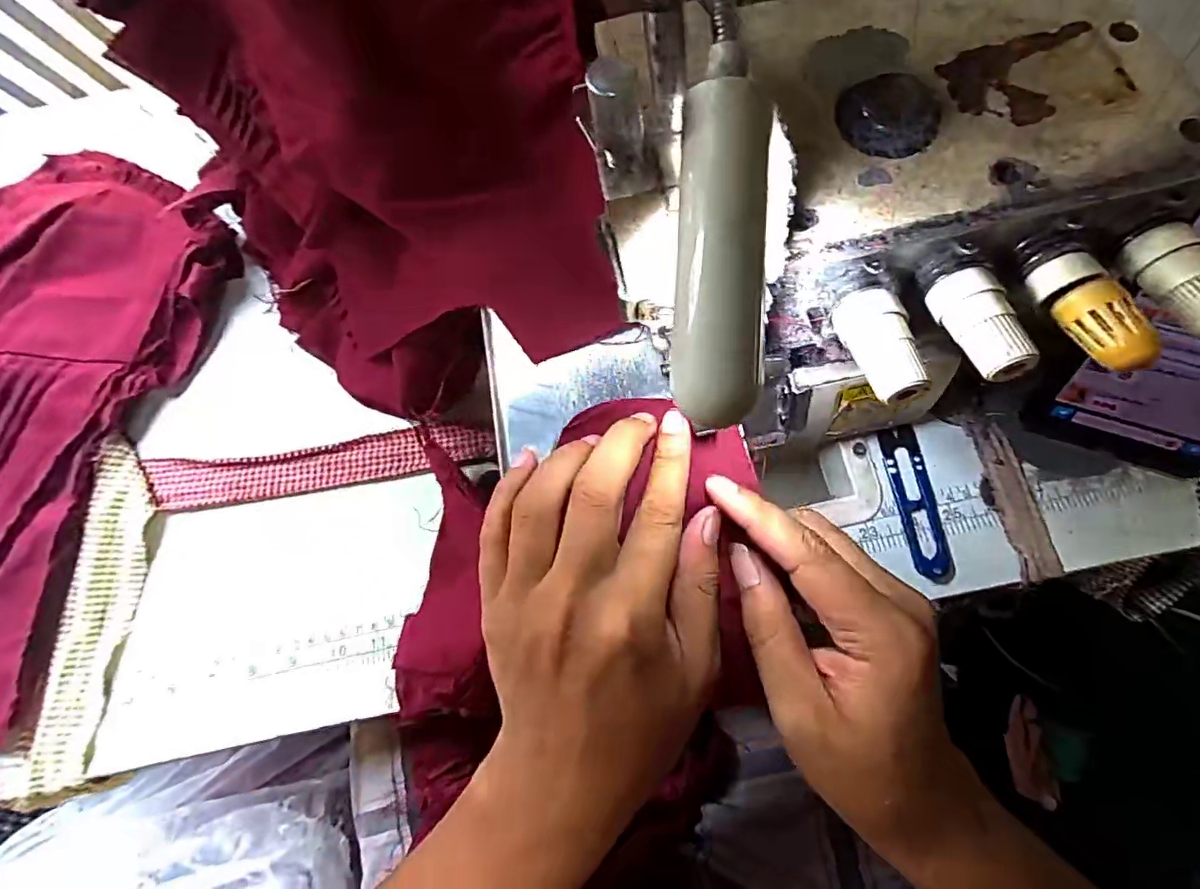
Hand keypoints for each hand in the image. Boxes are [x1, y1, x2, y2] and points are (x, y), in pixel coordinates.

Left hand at [391, 410, 719, 887]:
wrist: (558, 776)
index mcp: (630, 617)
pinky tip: (534, 459)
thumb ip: (700, 586)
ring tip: (597, 442)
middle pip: (591, 494)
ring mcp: (522, 596)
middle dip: (621, 444)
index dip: (669, 462)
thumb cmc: (639, 728)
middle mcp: (571, 597)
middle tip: (641, 423)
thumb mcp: (695, 669)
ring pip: (538, 500)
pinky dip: (512, 485)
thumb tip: (706, 514)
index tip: (677, 425)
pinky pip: (495, 527)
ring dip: (568, 456)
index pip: (654, 516)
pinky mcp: (493, 600)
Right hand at [706, 476, 1089, 888]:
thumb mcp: (797, 711)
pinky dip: (797, 555)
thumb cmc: (856, 771)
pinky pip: (837, 559)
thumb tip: (739, 556)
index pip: (809, 553)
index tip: (716, 486)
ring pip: (829, 540)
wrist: (922, 801)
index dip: (758, 515)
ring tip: (730, 538)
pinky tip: (765, 565)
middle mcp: (899, 598)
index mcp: (880, 629)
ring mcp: (902, 596)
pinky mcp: (894, 600)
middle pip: (821, 534)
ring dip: (779, 535)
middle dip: (764, 520)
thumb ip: (768, 628)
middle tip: (712, 521)